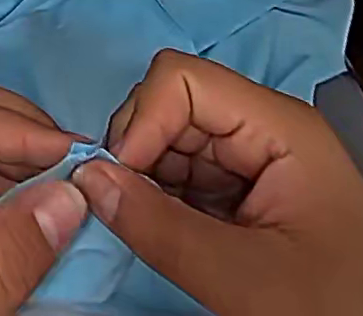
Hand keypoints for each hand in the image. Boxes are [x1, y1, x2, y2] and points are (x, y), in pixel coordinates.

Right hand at [70, 51, 362, 315]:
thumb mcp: (251, 283)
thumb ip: (161, 228)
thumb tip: (85, 176)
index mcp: (277, 126)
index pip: (181, 78)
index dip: (143, 117)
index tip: (121, 177)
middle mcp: (260, 126)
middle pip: (168, 101)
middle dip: (137, 147)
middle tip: (126, 204)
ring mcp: (250, 156)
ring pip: (165, 135)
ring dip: (142, 173)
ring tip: (146, 223)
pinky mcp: (240, 187)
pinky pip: (177, 169)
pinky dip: (155, 193)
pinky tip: (162, 227)